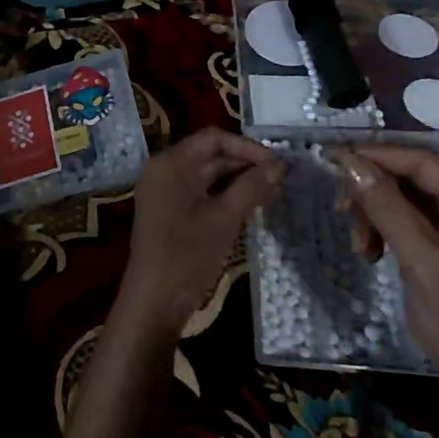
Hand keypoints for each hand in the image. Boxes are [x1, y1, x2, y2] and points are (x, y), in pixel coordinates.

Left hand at [116, 128, 281, 339]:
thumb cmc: (188, 254)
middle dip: (246, 164)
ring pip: (206, 175)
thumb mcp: (225, 218)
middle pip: (209, 155)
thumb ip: (252, 187)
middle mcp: (163, 170)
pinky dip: (224, 196)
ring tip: (274, 192)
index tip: (278, 165)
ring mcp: (163, 191)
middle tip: (283, 180)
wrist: (155, 299)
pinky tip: (253, 205)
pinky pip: (199, 193)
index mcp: (170, 163)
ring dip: (238, 181)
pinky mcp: (168, 211)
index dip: (248, 147)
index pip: (213, 138)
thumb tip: (280, 166)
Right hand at [343, 146, 438, 389]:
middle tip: (340, 209)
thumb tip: (350, 164)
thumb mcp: (420, 258)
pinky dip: (384, 230)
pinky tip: (370, 251)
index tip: (334, 157)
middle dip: (373, 194)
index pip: (425, 164)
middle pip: (413, 179)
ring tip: (360, 246)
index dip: (378, 157)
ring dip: (374, 216)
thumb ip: (386, 207)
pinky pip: (408, 220)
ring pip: (404, 199)